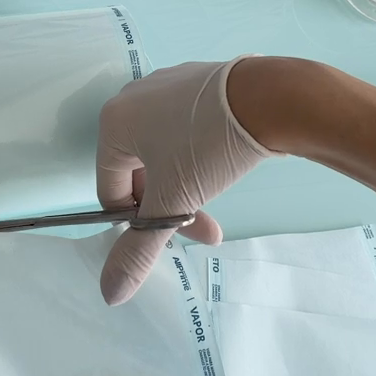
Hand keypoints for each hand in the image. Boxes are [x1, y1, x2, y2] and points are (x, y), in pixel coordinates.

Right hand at [95, 57, 277, 303]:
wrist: (266, 98)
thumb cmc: (207, 147)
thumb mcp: (173, 202)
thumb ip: (139, 251)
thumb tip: (109, 295)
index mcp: (113, 122)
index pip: (111, 190)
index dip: (141, 222)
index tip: (178, 233)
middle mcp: (130, 99)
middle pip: (139, 170)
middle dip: (170, 206)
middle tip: (207, 229)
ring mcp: (162, 85)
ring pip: (162, 150)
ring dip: (185, 184)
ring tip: (219, 200)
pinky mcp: (191, 80)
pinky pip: (181, 126)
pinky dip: (196, 152)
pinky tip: (223, 161)